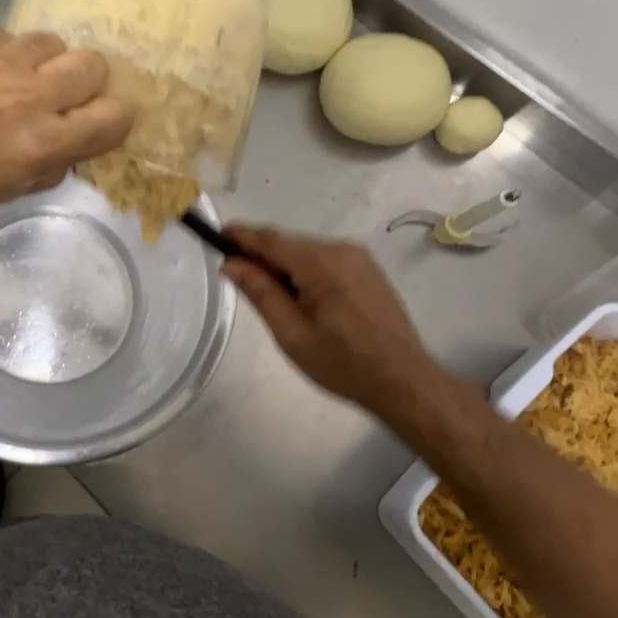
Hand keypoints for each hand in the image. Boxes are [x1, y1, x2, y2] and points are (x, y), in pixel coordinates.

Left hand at [0, 31, 134, 220]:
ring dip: (49, 64)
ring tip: (26, 83)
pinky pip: (16, 38)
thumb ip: (70, 153)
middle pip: (93, 65)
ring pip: (56, 43)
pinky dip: (13, 57)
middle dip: (86, 84)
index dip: (112, 119)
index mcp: (42, 142)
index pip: (114, 114)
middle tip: (64, 99)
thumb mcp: (29, 183)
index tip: (100, 121)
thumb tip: (95, 125)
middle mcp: (25, 97)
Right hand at [222, 226, 456, 416]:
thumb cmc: (342, 363)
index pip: (270, 239)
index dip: (240, 236)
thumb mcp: (291, 333)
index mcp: (321, 263)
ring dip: (284, 268)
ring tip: (275, 302)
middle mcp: (342, 250)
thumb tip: (231, 263)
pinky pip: (324, 261)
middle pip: (287, 244)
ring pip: (305, 253)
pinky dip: (305, 273)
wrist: (403, 381)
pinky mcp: (367, 270)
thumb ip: (260, 293)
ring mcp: (359, 258)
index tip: (215, 236)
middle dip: (261, 257)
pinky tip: (302, 301)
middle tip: (239, 282)